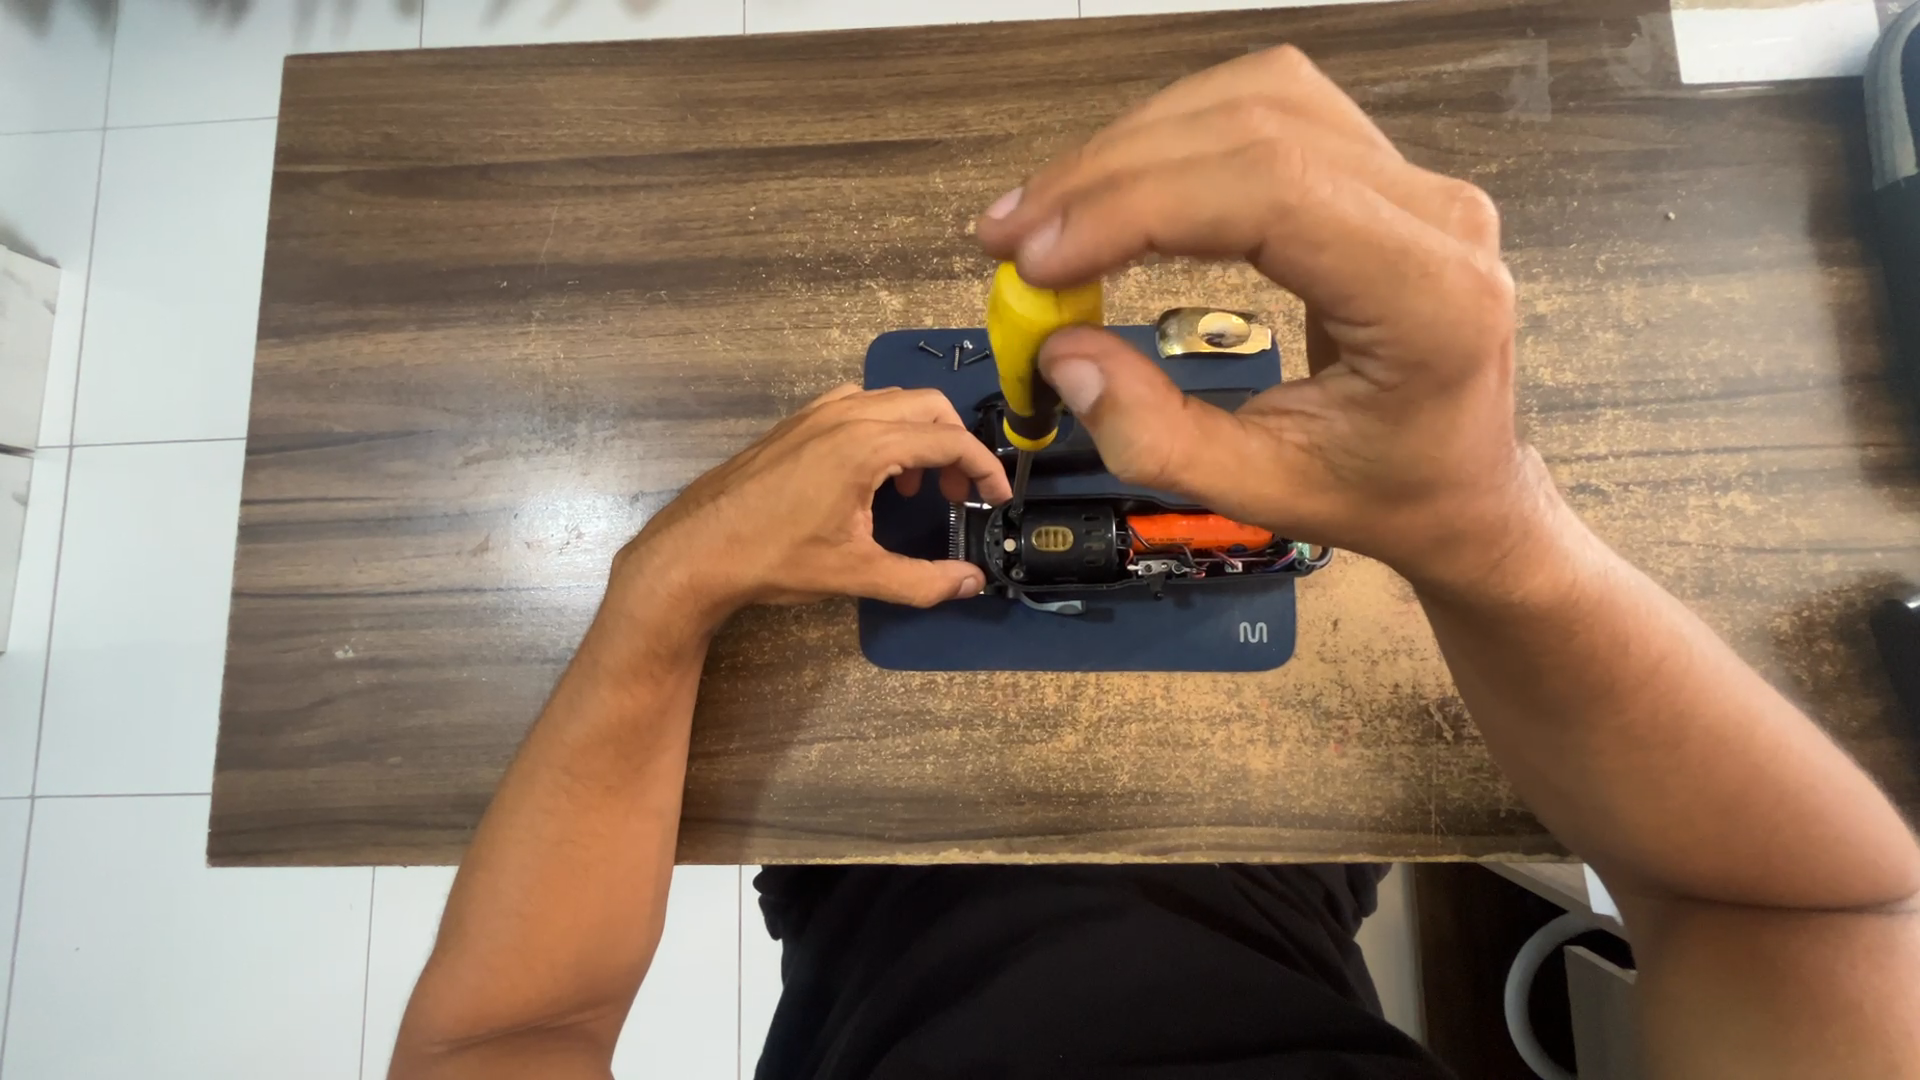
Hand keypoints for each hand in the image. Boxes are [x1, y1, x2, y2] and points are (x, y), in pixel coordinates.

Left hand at [606, 384, 1012, 632]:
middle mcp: (847, 414)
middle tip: (956, 494)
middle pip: (929, 407)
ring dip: (920, 434)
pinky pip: (860, 405)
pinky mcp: (798, 421)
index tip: (997, 498)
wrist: (696, 550)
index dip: (983, 469)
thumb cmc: (776, 559)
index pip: (949, 441)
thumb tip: (972, 583)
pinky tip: (872, 471)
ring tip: (916, 486)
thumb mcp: (858, 574)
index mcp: (867, 445)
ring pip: (894, 401)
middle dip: (955, 446)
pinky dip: (885, 428)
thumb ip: (924, 580)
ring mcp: (818, 412)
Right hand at [974, 46, 1551, 591]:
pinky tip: (1112, 191)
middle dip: (1106, 174)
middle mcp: (1431, 210)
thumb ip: (1151, 435)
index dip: (1132, 210)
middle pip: (1252, 126)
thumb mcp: (1255, 491)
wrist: (1461, 485)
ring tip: (1044, 214)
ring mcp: (1411, 180)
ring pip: (1253, 100)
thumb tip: (1059, 352)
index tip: (1032, 261)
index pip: (1267, 193)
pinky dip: (1168, 144)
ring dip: (1128, 148)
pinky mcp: (1376, 177)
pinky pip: (1264, 116)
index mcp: (1425, 295)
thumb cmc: (1375, 496)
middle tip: (1008, 235)